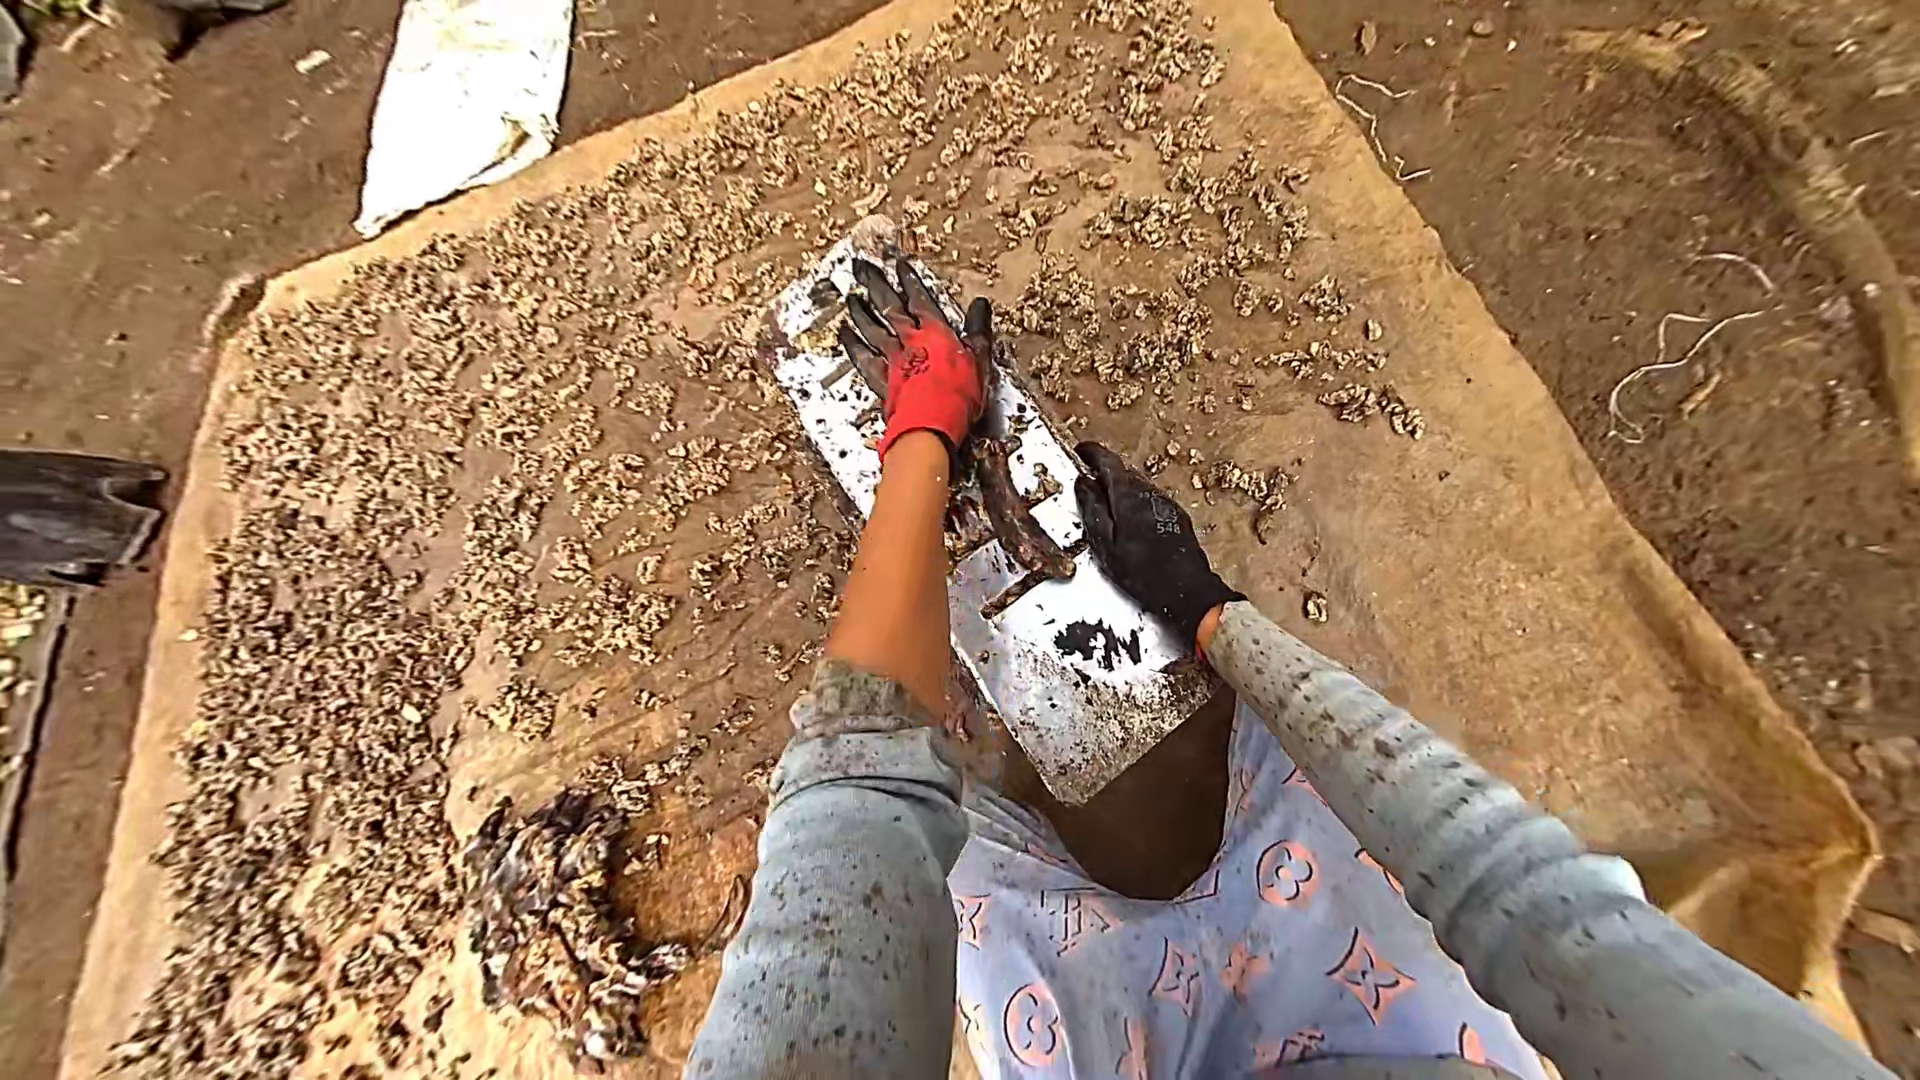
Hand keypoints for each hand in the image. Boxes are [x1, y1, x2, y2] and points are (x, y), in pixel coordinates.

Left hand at [838, 257, 992, 459]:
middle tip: (861, 267)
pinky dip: (853, 344)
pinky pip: (863, 357)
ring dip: (861, 312)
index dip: (909, 281)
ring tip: (852, 298)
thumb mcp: (979, 360)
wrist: (932, 425)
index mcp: (934, 333)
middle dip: (875, 285)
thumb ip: (977, 331)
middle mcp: (909, 341)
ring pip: (872, 329)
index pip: (919, 299)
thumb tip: (980, 305)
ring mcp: (892, 360)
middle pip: (888, 307)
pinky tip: (846, 335)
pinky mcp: (881, 380)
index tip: (899, 266)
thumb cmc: (958, 397)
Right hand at [1074, 442, 1243, 651]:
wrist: (1188, 591)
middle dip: (1103, 473)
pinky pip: (1149, 499)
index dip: (1091, 453)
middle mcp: (1149, 493)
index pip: (1108, 462)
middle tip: (1086, 482)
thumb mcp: (1106, 545)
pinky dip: (1134, 502)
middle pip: (1123, 472)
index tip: (1079, 451)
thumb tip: (1082, 482)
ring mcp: (1166, 503)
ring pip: (1136, 486)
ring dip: (1119, 489)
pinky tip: (1128, 523)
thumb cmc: (1142, 573)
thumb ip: (1092, 509)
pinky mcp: (1176, 515)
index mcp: (1128, 497)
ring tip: (1105, 506)